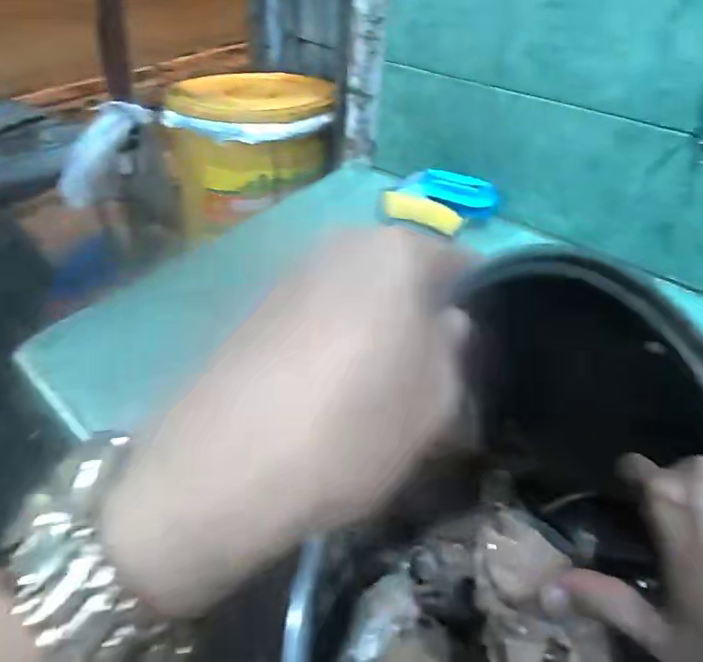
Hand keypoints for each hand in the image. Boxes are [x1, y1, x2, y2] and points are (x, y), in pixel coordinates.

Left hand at [100, 228, 470, 616]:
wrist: (225, 460)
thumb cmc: (352, 425)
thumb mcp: (434, 403)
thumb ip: (453, 351)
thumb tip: (448, 321)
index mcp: (396, 251)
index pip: (457, 261)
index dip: (473, 301)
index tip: (477, 343)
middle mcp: (344, 242)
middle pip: (402, 270)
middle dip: (420, 309)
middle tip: (430, 366)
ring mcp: (296, 266)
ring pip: (359, 288)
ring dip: (376, 320)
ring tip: (378, 379)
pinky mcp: (260, 298)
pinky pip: (319, 305)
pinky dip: (334, 330)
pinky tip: (327, 380)